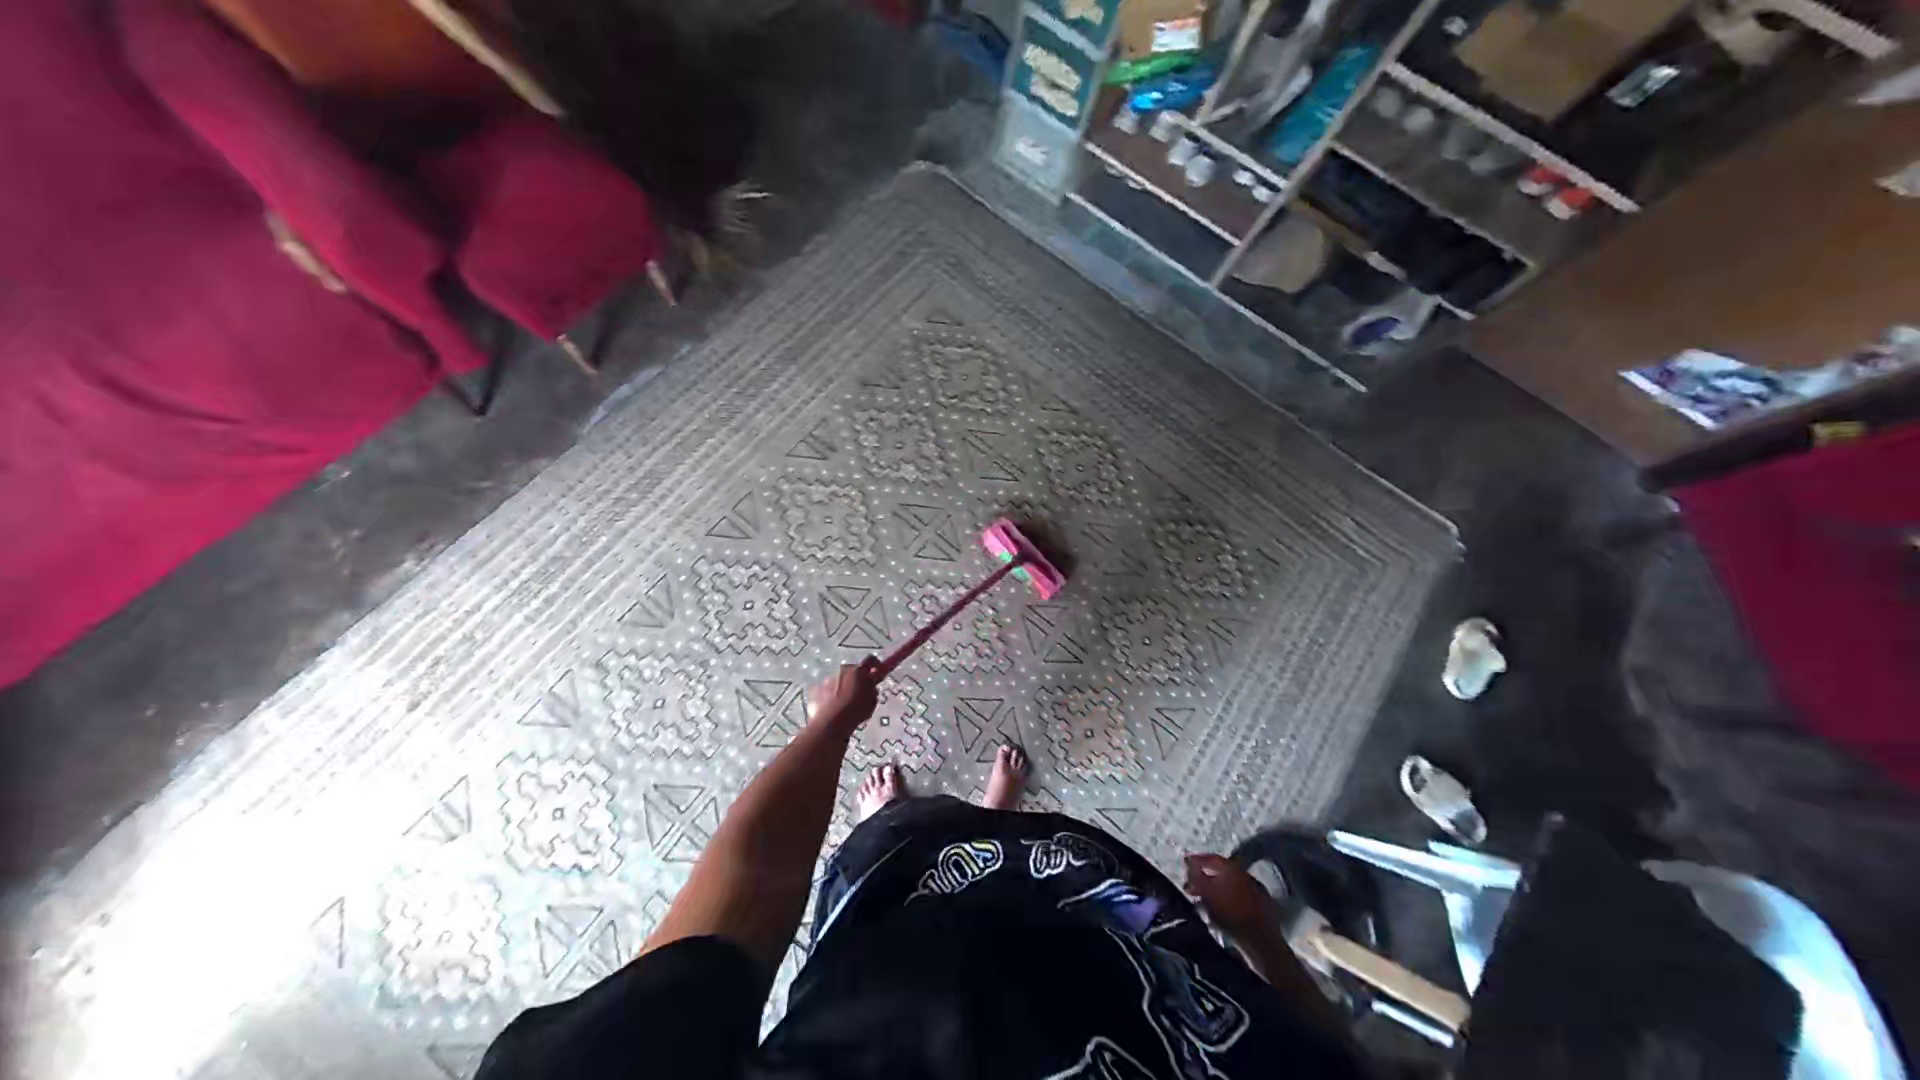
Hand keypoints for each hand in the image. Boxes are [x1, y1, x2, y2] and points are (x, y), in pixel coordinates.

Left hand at [806, 662, 878, 730]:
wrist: (832, 722)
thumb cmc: (856, 710)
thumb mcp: (872, 701)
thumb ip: (871, 690)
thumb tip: (870, 687)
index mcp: (858, 671)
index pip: (870, 660)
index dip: (876, 664)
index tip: (878, 670)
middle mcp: (842, 670)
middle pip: (851, 671)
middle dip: (855, 679)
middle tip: (858, 694)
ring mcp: (827, 679)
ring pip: (837, 681)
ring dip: (841, 689)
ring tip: (843, 707)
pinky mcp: (816, 690)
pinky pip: (825, 691)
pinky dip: (829, 697)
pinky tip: (831, 710)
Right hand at [1183, 853, 1279, 935]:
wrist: (1261, 940)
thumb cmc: (1230, 915)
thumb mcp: (1207, 894)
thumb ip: (1196, 877)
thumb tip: (1189, 864)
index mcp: (1233, 868)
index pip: (1212, 858)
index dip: (1197, 860)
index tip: (1186, 864)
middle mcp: (1246, 874)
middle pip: (1222, 870)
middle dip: (1206, 876)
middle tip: (1194, 885)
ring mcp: (1258, 890)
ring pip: (1233, 883)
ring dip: (1219, 888)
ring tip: (1207, 899)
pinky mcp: (1265, 905)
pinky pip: (1242, 896)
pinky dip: (1231, 898)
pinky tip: (1226, 907)